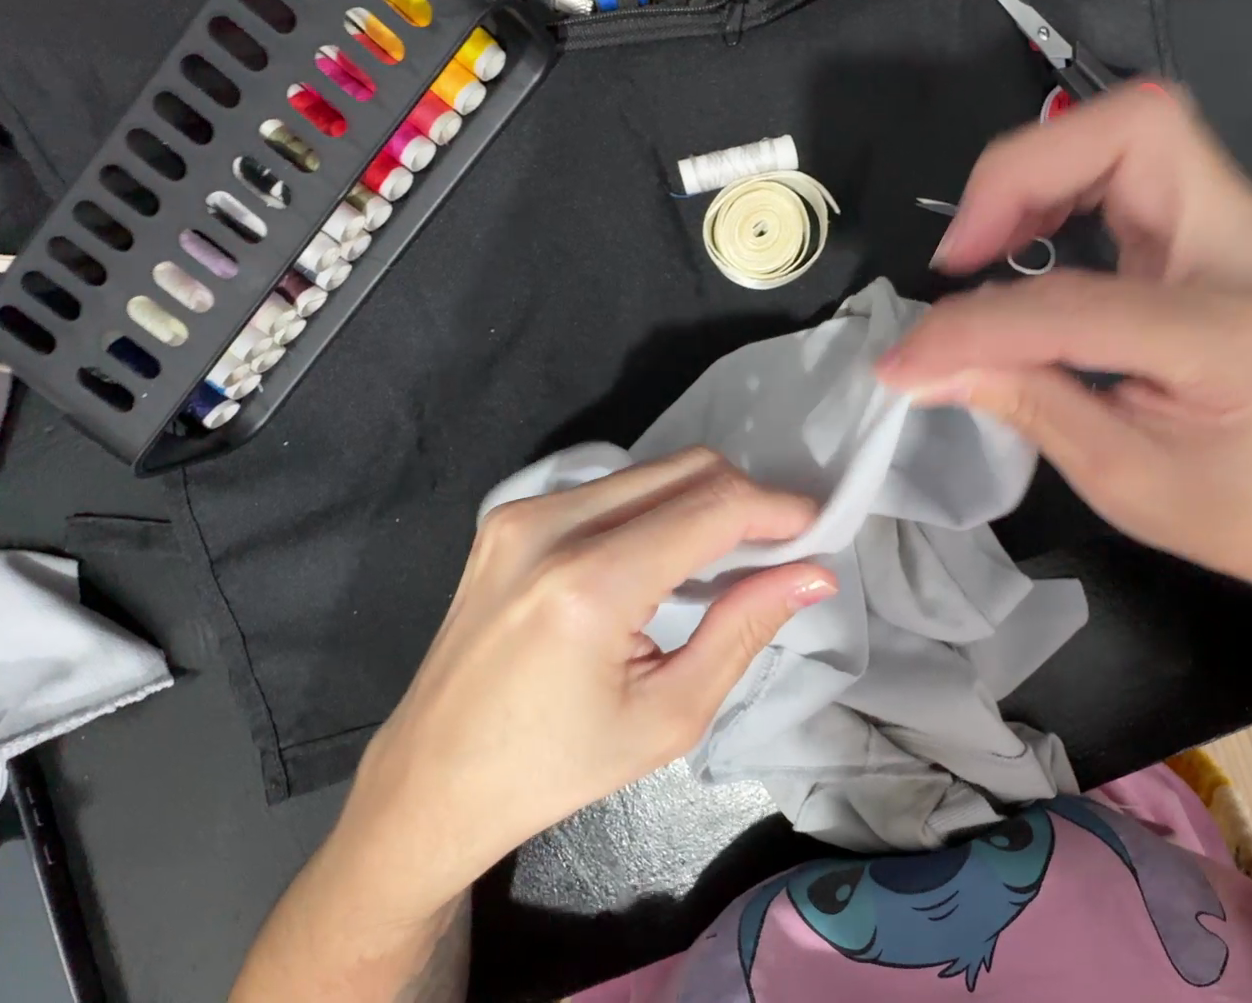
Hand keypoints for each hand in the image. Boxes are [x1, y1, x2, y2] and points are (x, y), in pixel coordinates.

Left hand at [333, 448, 836, 921]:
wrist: (433, 782)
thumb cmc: (557, 767)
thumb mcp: (669, 715)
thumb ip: (745, 629)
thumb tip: (814, 574)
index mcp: (590, 584)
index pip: (714, 508)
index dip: (778, 510)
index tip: (818, 530)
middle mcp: (549, 526)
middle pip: (687, 469)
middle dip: (747, 499)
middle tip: (778, 549)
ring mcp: (520, 513)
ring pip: (650, 470)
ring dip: (703, 500)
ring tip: (725, 560)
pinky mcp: (506, 518)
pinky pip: (609, 486)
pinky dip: (657, 506)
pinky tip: (664, 558)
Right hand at [878, 86, 1251, 595]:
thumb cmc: (1218, 507)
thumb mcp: (1113, 474)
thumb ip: (1021, 402)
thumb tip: (920, 365)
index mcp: (1237, 341)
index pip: (1078, 302)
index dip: (978, 325)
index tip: (908, 357)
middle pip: (1137, 131)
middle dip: (1021, 176)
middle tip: (958, 257)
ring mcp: (1241, 230)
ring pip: (1133, 131)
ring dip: (1036, 176)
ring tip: (979, 250)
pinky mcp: (1216, 227)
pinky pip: (1131, 166)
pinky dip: (1059, 188)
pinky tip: (1021, 244)